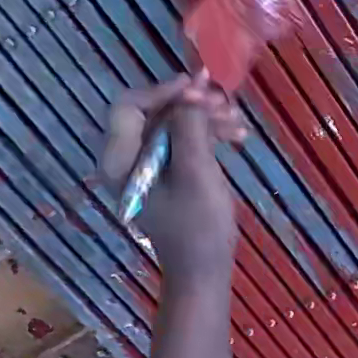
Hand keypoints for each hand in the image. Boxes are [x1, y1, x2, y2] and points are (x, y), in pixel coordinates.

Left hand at [99, 72, 244, 283]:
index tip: (197, 87)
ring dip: (206, 118)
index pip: (128, 107)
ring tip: (238, 123)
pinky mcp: (168, 170)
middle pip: (154, 112)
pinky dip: (209, 133)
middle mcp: (127, 158)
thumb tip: (192, 94)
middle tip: (225, 102)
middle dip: (191, 104)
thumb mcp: (196, 172)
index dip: (162, 91)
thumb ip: (189, 128)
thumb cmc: (198, 225)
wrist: (205, 269)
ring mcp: (148, 165)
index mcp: (119, 161)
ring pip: (173, 123)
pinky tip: (237, 135)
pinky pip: (184, 139)